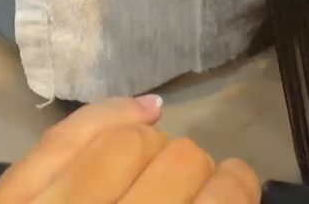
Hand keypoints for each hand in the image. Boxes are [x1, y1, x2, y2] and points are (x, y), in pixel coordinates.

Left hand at [0, 96, 258, 203]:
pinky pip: (68, 135)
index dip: (240, 187)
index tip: (240, 191)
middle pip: (180, 161)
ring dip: (158, 149)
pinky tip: (146, 114)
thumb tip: (234, 195)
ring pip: (129, 142)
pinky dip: (113, 114)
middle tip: (199, 195)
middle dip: (202, 171)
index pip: (221, 199)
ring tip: (160, 171)